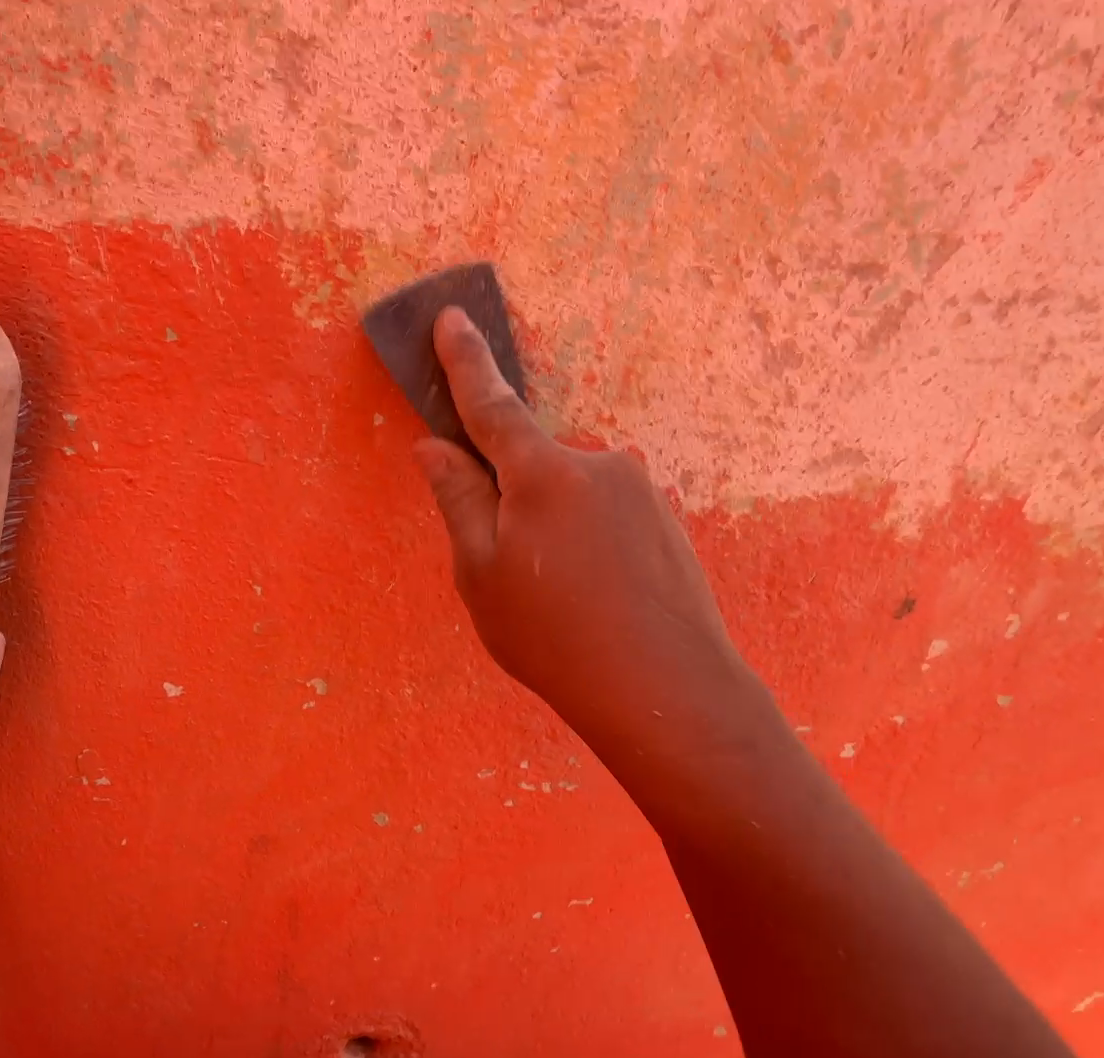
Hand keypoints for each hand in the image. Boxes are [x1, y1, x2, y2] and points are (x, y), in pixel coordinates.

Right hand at [412, 307, 767, 756]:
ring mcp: (641, 490)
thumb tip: (434, 447)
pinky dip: (583, 541)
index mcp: (543, 473)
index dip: (465, 362)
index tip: (452, 318)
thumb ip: (458, 500)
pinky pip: (603, 513)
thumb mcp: (481, 573)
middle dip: (507, 496)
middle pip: (530, 462)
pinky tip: (591, 598)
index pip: (491, 405)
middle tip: (506, 569)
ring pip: (567, 492)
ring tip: (554, 598)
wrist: (669, 693)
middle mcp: (599, 463)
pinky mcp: (666, 519)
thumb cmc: (553, 635)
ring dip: (548, 526)